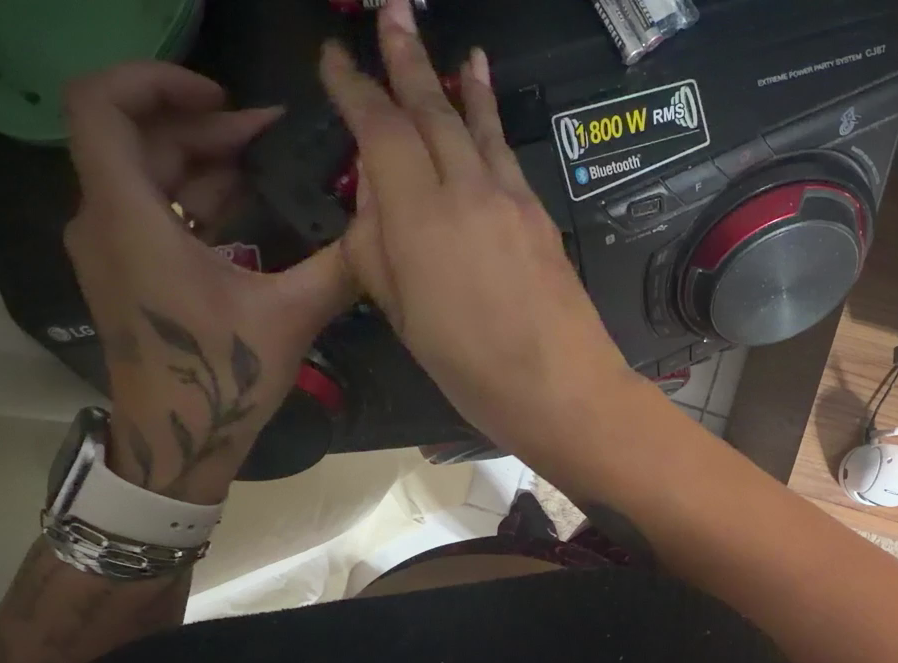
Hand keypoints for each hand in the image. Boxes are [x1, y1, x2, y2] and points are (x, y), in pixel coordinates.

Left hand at [62, 62, 356, 503]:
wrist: (176, 444)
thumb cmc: (221, 379)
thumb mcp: (289, 316)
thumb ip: (336, 264)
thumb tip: (379, 225)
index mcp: (128, 217)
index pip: (100, 104)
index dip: (154, 80)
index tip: (222, 98)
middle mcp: (103, 221)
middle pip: (136, 138)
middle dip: (205, 127)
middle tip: (272, 136)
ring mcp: (111, 250)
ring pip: (144, 176)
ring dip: (204, 163)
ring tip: (269, 167)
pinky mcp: (126, 275)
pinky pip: (151, 212)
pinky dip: (195, 199)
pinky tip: (250, 210)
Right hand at [319, 0, 634, 453]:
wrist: (562, 389)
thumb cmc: (471, 368)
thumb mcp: (403, 317)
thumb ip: (377, 250)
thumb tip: (374, 198)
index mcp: (419, 216)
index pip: (380, 130)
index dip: (354, 88)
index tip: (335, 57)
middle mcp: (466, 190)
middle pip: (431, 111)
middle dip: (406, 59)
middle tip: (393, 12)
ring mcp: (511, 200)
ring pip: (477, 127)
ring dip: (461, 85)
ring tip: (460, 52)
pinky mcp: (541, 217)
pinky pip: (507, 155)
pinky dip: (492, 125)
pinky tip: (488, 117)